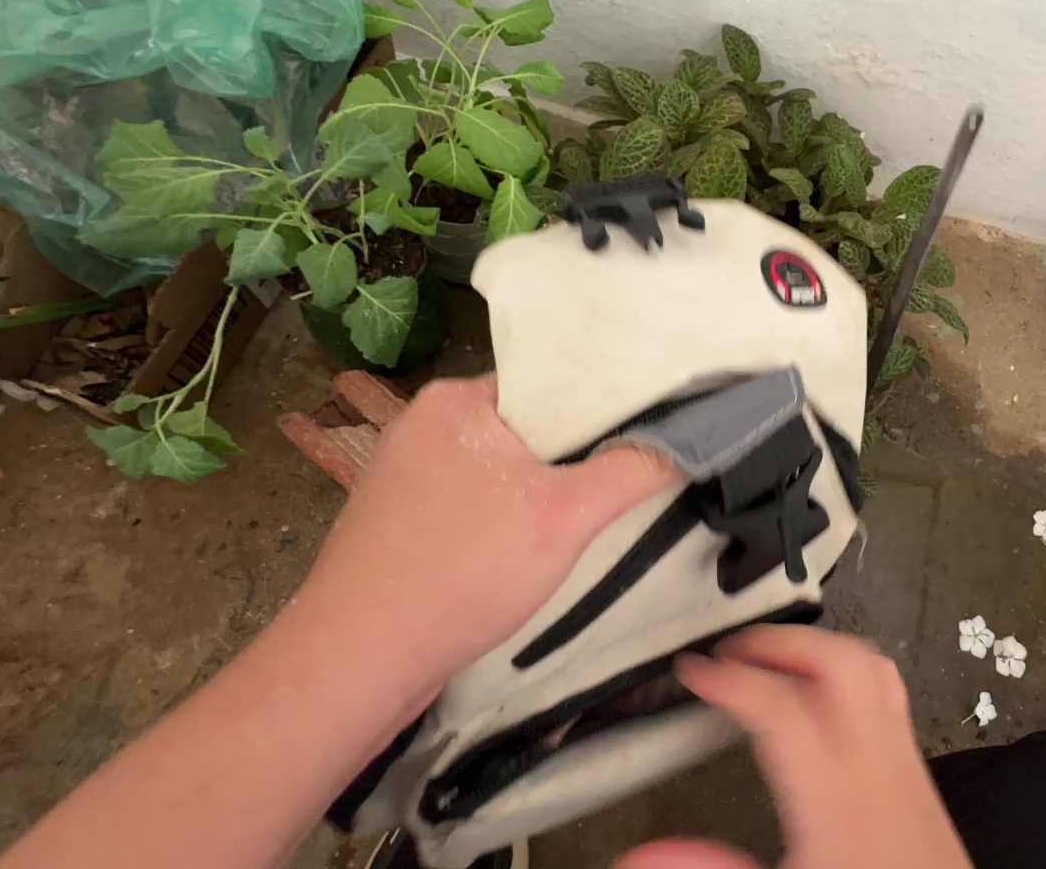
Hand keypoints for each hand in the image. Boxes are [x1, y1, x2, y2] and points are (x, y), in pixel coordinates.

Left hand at [295, 373, 680, 689]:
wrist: (356, 663)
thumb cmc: (465, 571)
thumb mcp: (567, 517)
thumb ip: (633, 470)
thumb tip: (689, 439)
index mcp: (456, 398)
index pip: (550, 382)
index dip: (601, 405)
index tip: (645, 428)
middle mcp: (424, 421)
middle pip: (528, 424)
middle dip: (572, 454)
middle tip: (621, 477)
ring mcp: (404, 471)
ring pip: (501, 464)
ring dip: (539, 488)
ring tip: (580, 513)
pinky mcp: (396, 516)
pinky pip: (470, 496)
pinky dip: (504, 513)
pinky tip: (524, 544)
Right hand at [616, 626, 972, 868]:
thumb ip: (714, 866)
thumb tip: (645, 852)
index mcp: (835, 798)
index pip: (779, 705)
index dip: (730, 678)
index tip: (694, 668)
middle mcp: (876, 764)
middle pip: (834, 662)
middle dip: (778, 642)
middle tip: (733, 651)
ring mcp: (904, 758)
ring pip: (868, 664)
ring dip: (816, 647)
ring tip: (772, 656)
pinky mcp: (919, 766)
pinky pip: (888, 687)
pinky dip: (850, 667)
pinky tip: (825, 686)